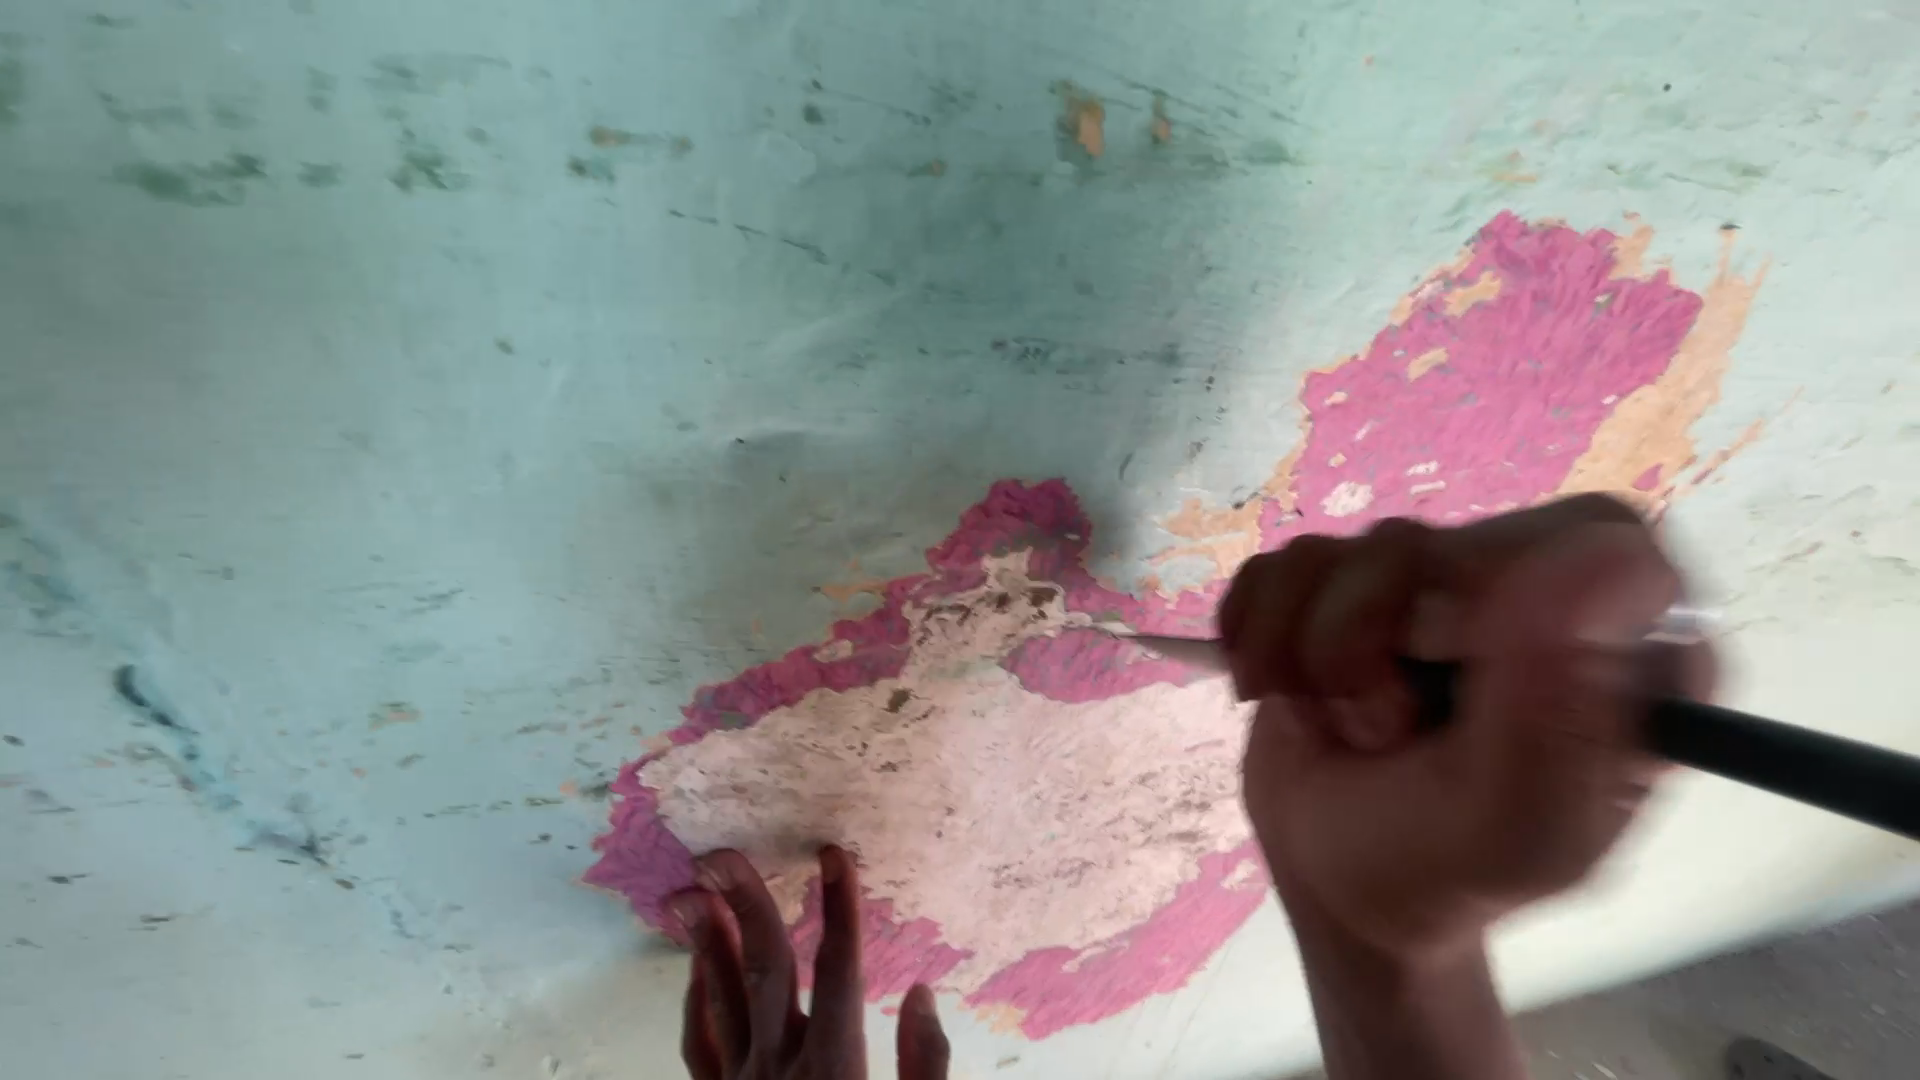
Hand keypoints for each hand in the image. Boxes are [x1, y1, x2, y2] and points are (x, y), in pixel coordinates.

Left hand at [671, 847, 950, 1079]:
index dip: (840, 906)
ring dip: (704, 942)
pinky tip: (694, 972)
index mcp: (834, 1068)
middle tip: (719, 855)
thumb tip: (924, 992)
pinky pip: (698, 1048)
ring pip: (720, 999)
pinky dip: (695, 1002)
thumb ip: (926, 1070)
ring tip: (689, 893)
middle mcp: (780, 1068)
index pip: (840, 967)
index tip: (835, 853)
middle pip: (765, 967)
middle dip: (746, 902)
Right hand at [1220, 495, 1715, 960]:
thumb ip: (1555, 710)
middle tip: (1375, 732)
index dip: (1496, 591)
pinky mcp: (1324, 589)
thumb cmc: (1440, 867)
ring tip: (1328, 726)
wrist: (1334, 877)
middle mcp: (1509, 592)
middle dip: (1361, 648)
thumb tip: (1587, 559)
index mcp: (1607, 643)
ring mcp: (1407, 584)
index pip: (1582, 533)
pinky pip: (1268, 569)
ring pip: (1326, 554)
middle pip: (1418, 543)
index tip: (1447, 666)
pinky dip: (1251, 639)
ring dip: (1301, 657)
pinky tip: (1275, 692)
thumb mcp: (1515, 828)